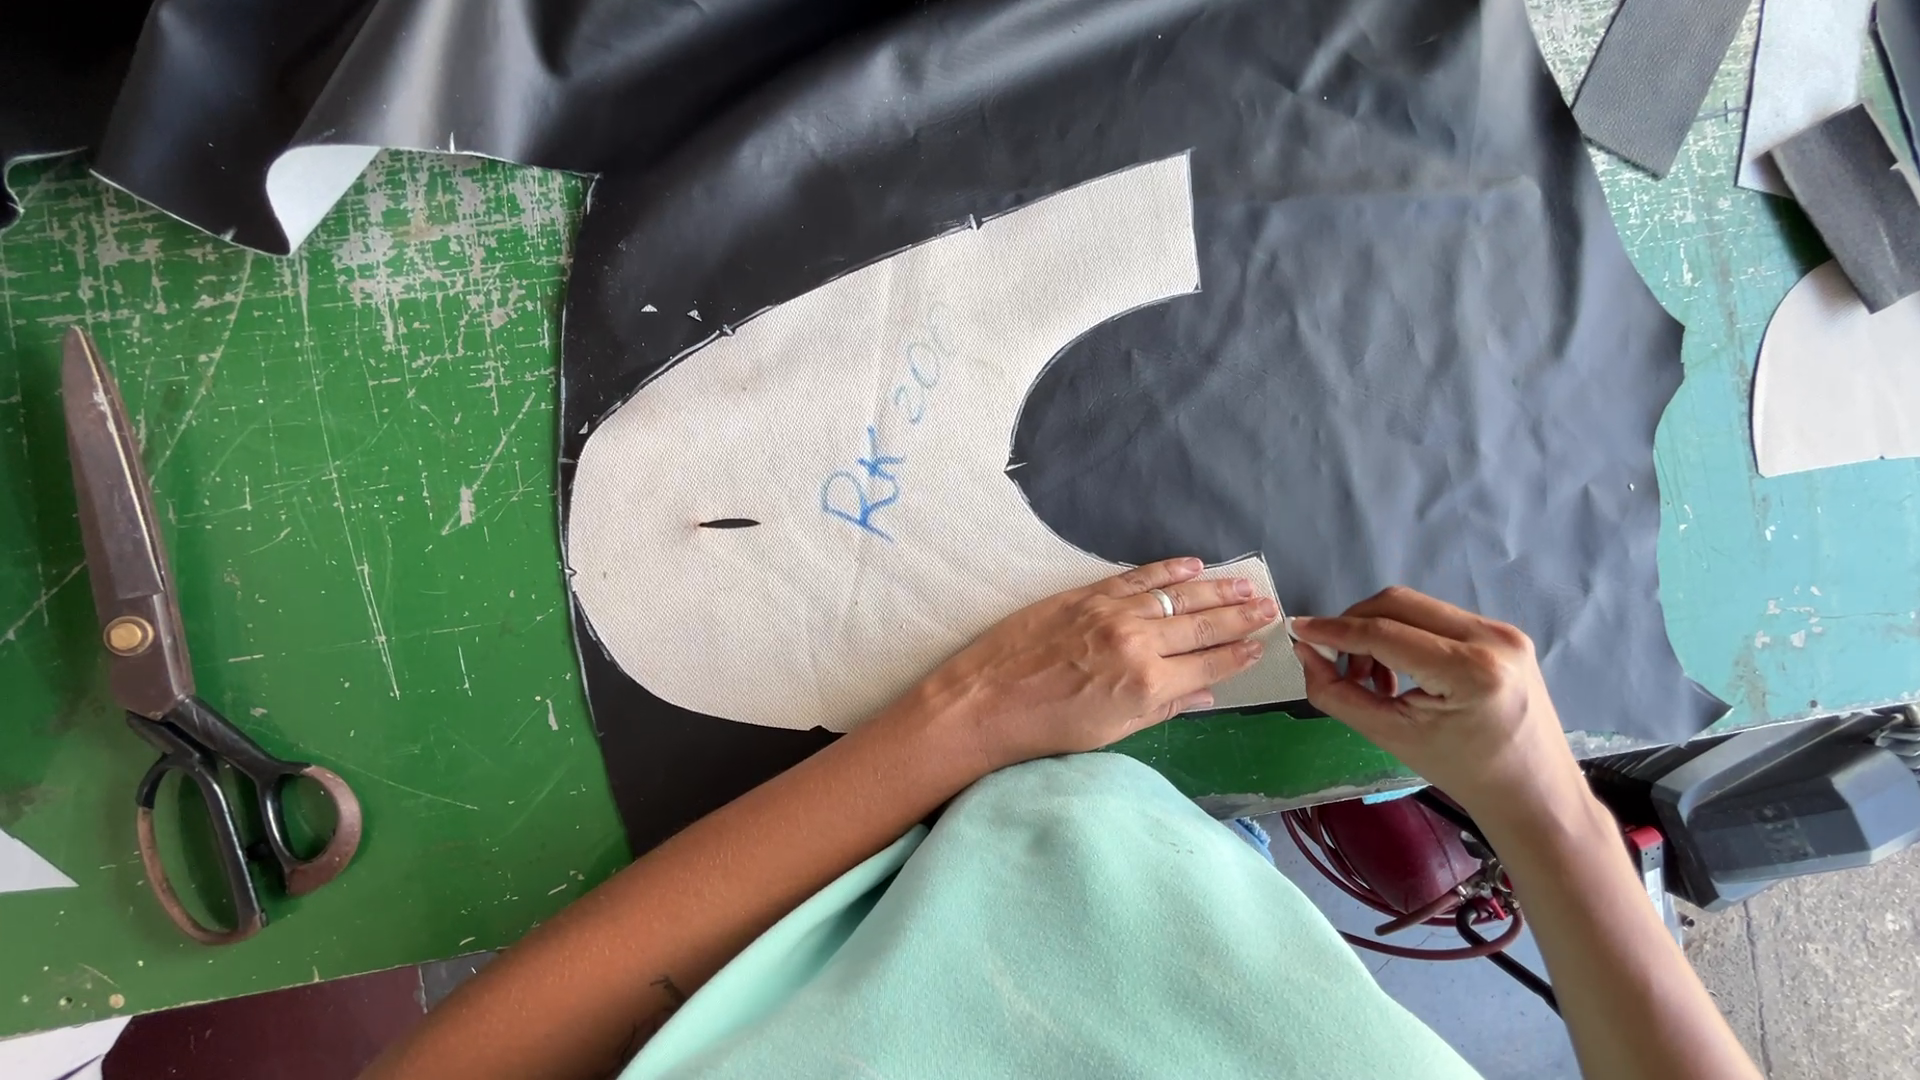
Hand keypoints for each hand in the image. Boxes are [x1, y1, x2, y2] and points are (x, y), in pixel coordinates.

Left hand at [906, 557, 1276, 771]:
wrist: (985, 700)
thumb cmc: (1047, 729)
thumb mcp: (1112, 731)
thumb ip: (1164, 709)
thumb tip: (1207, 694)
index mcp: (1148, 685)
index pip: (1210, 664)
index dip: (1240, 654)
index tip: (1263, 644)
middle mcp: (1138, 643)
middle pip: (1201, 625)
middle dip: (1241, 616)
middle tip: (1270, 606)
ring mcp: (1112, 612)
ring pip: (1176, 596)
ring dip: (1216, 589)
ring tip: (1247, 582)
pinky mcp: (1086, 593)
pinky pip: (1137, 577)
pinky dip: (1168, 570)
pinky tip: (1193, 565)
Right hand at [1288, 586, 1588, 828]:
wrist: (1533, 794)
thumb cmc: (1460, 772)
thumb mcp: (1387, 734)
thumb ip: (1336, 691)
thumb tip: (1305, 651)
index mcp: (1469, 671)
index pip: (1383, 632)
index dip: (1333, 630)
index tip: (1297, 629)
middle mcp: (1491, 638)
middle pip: (1397, 603)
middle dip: (1354, 625)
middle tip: (1335, 661)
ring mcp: (1502, 632)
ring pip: (1413, 608)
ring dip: (1377, 631)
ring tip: (1370, 677)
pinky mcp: (1504, 634)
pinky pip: (1434, 618)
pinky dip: (1403, 636)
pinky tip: (1398, 672)